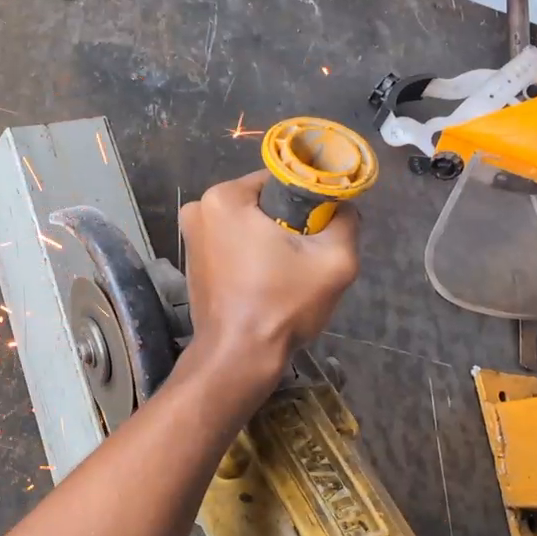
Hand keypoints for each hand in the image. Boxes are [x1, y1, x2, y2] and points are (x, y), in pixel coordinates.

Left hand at [178, 171, 359, 377]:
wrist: (238, 354)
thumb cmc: (281, 304)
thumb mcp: (334, 259)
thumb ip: (346, 220)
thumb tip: (344, 206)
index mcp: (224, 197)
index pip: (279, 180)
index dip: (307, 199)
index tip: (323, 225)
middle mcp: (199, 208)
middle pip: (261, 201)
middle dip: (288, 221)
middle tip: (308, 253)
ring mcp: (190, 234)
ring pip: (247, 223)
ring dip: (270, 239)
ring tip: (289, 270)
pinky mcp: (193, 258)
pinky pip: (232, 242)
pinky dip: (252, 253)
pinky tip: (268, 279)